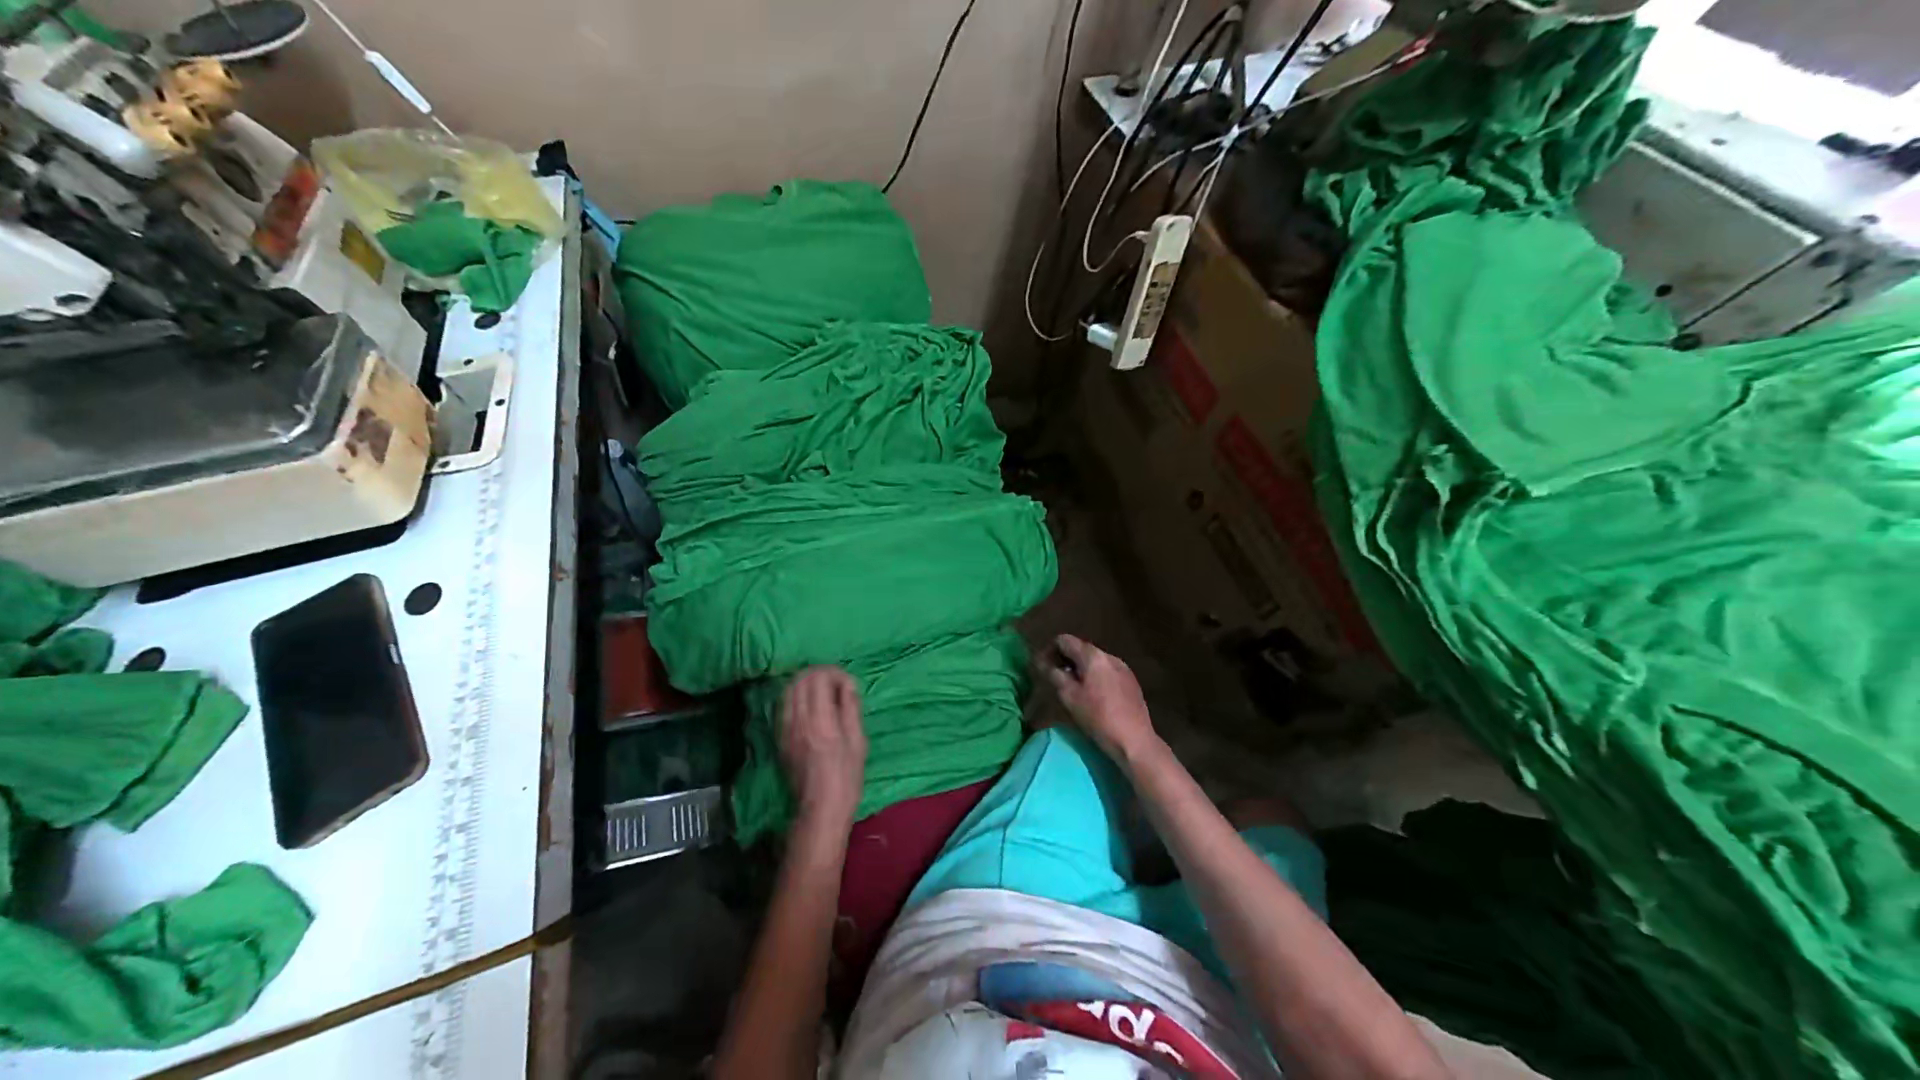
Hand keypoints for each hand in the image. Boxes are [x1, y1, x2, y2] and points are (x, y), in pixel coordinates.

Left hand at [779, 666, 866, 823]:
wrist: (820, 809)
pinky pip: (784, 705)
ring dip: (805, 683)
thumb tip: (847, 685)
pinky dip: (796, 697)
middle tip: (835, 683)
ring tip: (822, 692)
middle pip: (800, 679)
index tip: (847, 683)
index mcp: (820, 720)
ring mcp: (785, 728)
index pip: (819, 678)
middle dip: (819, 674)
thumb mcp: (858, 741)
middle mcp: (798, 719)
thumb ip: (851, 708)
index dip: (834, 673)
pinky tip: (809, 707)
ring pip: (788, 690)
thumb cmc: (846, 777)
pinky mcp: (779, 737)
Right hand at [1041, 634, 1161, 763]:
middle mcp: (1109, 655)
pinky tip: (1095, 697)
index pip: (1064, 640)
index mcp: (1093, 655)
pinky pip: (1107, 672)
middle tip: (1056, 681)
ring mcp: (1123, 668)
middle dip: (1065, 661)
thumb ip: (1053, 674)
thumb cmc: (1097, 717)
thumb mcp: (1069, 696)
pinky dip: (1095, 677)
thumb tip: (1040, 661)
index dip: (1049, 650)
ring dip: (1080, 670)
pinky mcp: (1131, 681)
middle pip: (1081, 649)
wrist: (1134, 739)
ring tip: (1074, 691)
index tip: (1043, 669)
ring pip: (1094, 661)